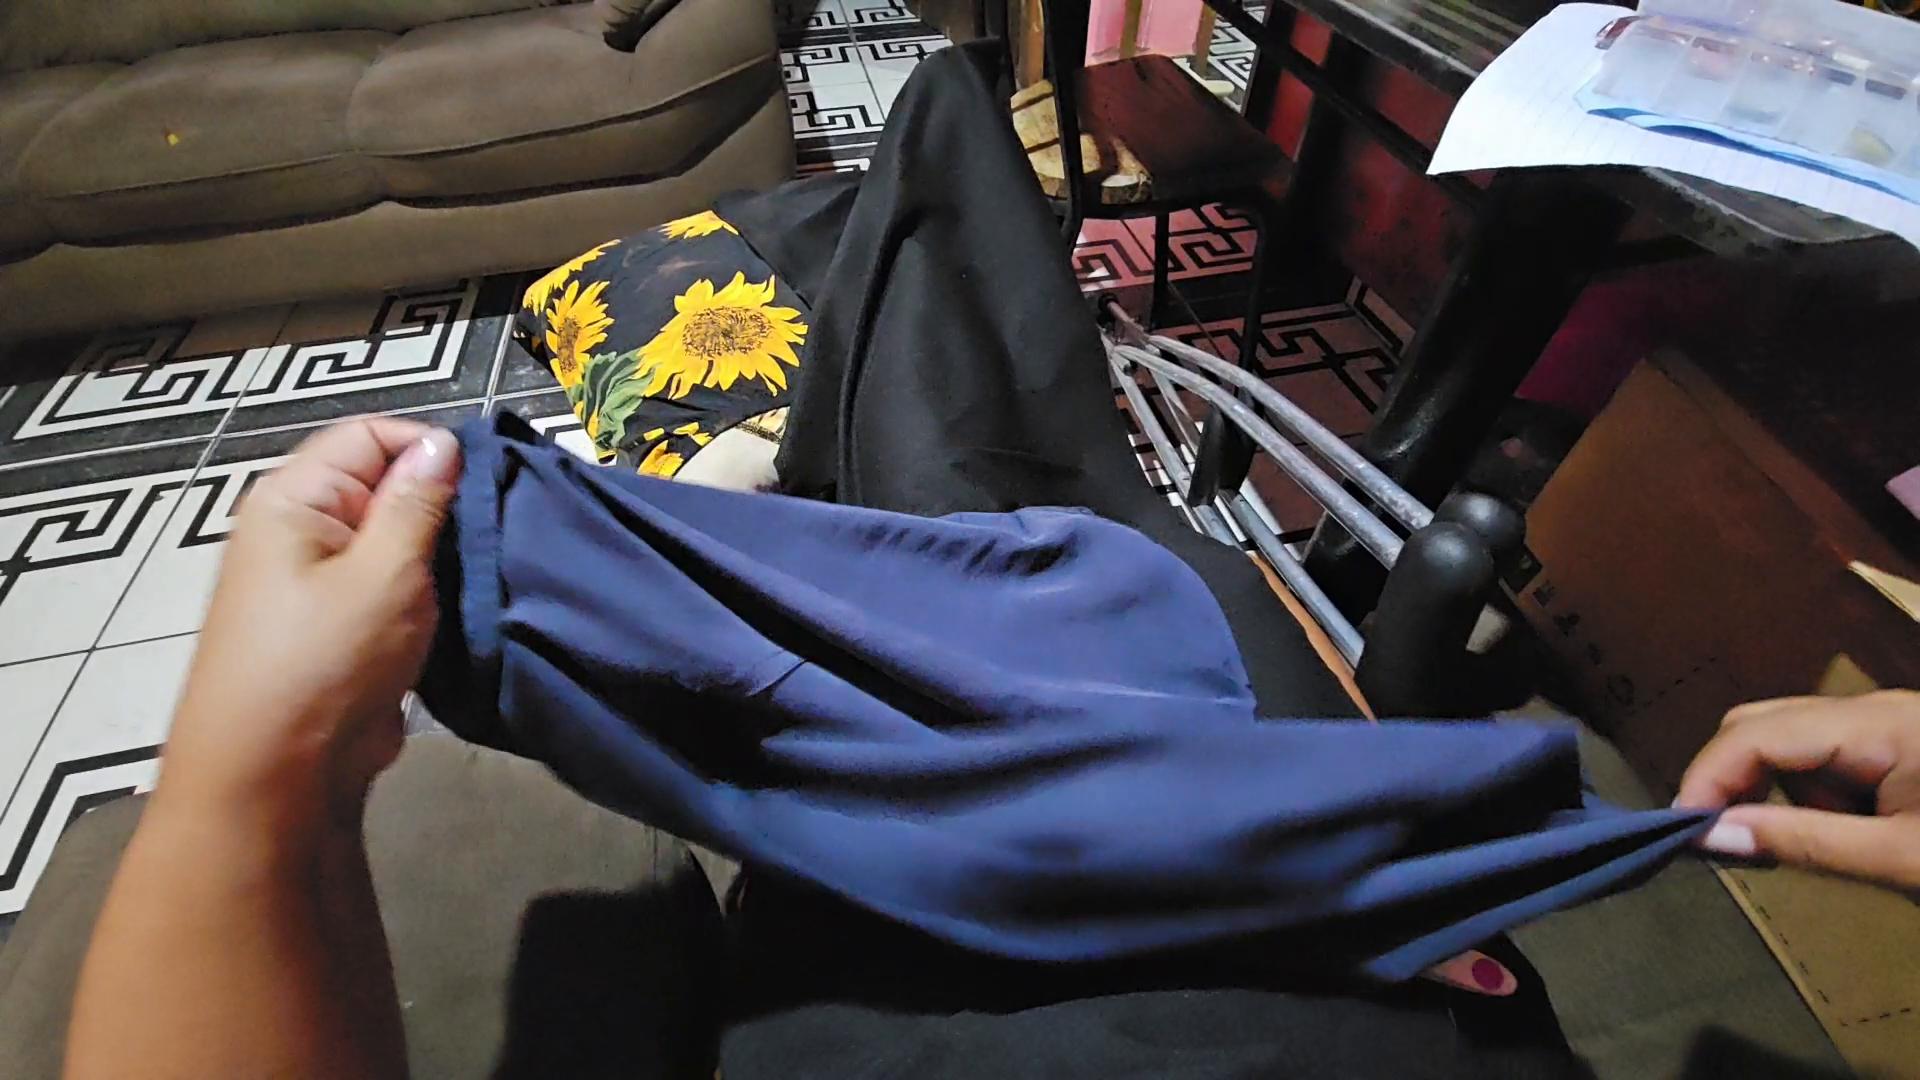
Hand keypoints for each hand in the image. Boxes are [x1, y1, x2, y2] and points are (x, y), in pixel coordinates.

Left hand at [157, 418, 459, 832]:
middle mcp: (306, 526)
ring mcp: (327, 573)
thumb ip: (417, 501)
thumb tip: (445, 442)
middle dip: (446, 496)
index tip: (488, 481)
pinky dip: (437, 576)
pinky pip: (402, 572)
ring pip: (401, 530)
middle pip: (386, 480)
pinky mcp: (352, 612)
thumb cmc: (328, 657)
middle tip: (501, 525)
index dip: (430, 447)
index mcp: (295, 500)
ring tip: (493, 558)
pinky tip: (473, 589)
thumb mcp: (386, 570)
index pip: (369, 435)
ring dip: (446, 541)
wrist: (282, 768)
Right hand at [1675, 690, 1919, 891]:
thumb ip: (1804, 843)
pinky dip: (1814, 793)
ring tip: (1799, 841)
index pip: (1752, 736)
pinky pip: (1828, 757)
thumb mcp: (1914, 862)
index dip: (1705, 777)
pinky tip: (1844, 831)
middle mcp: (1875, 708)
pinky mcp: (1909, 747)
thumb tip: (1705, 837)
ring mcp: (1894, 725)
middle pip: (1760, 724)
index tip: (1682, 830)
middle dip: (1732, 776)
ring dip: (1773, 787)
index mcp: (1879, 722)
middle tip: (1723, 834)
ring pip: (1789, 739)